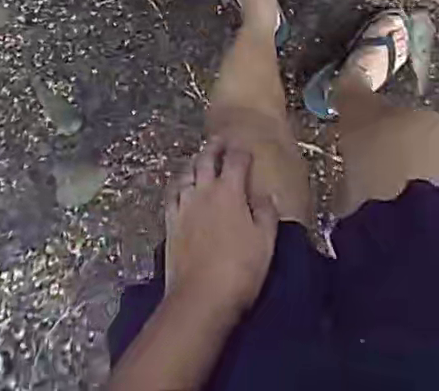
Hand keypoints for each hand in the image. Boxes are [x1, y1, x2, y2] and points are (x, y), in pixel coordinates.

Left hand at [163, 141, 277, 319]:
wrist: (200, 298)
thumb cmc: (239, 270)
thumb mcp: (265, 242)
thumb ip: (267, 213)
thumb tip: (267, 195)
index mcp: (230, 190)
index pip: (236, 160)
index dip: (242, 151)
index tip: (246, 148)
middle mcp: (204, 190)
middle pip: (206, 159)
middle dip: (214, 147)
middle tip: (219, 140)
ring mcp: (184, 206)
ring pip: (187, 173)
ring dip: (195, 162)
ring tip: (200, 158)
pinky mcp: (171, 223)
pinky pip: (173, 194)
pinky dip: (179, 184)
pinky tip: (181, 186)